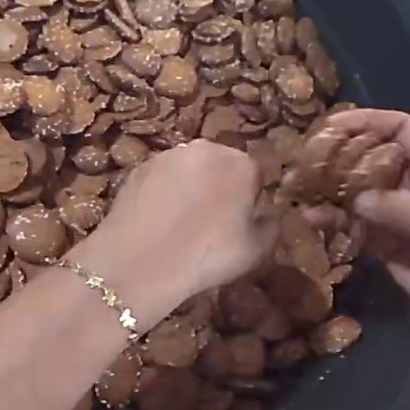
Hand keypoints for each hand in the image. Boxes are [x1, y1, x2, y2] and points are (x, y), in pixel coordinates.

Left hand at [67, 140, 273, 325]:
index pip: (254, 177)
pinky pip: (160, 180)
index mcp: (241, 163)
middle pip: (220, 167)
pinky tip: (158, 222)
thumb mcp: (257, 250)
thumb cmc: (208, 254)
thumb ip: (271, 225)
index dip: (249, 202)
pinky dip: (162, 194)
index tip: (239, 225)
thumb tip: (267, 214)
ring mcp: (167, 156)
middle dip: (219, 188)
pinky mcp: (138, 168)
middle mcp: (205, 149)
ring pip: (188, 171)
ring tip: (181, 225)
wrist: (142, 261)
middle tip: (211, 224)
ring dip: (190, 189)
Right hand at [324, 109, 409, 339]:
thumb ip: (403, 211)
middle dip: (340, 160)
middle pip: (373, 161)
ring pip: (361, 196)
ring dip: (332, 194)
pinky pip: (359, 229)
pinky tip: (313, 224)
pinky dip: (337, 225)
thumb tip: (355, 200)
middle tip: (304, 164)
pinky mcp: (391, 247)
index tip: (332, 126)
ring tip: (299, 194)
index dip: (368, 123)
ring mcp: (403, 218)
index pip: (402, 131)